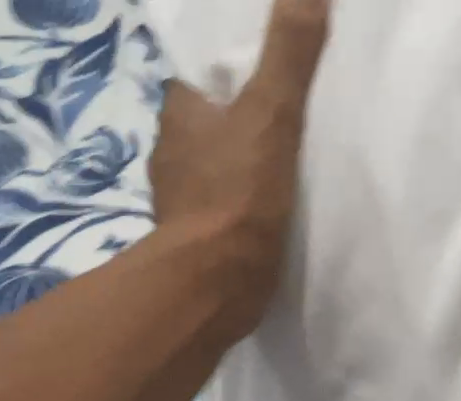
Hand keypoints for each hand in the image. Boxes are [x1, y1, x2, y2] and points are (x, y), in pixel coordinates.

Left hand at [148, 0, 329, 342]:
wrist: (214, 283)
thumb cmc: (237, 195)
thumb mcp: (271, 114)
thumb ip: (288, 56)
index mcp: (180, 113)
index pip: (203, 78)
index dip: (231, 74)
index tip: (264, 77)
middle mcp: (171, 152)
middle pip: (209, 125)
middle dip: (237, 124)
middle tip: (282, 126)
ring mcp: (181, 201)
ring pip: (215, 171)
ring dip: (240, 171)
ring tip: (282, 174)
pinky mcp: (198, 242)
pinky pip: (224, 212)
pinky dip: (243, 209)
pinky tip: (269, 217)